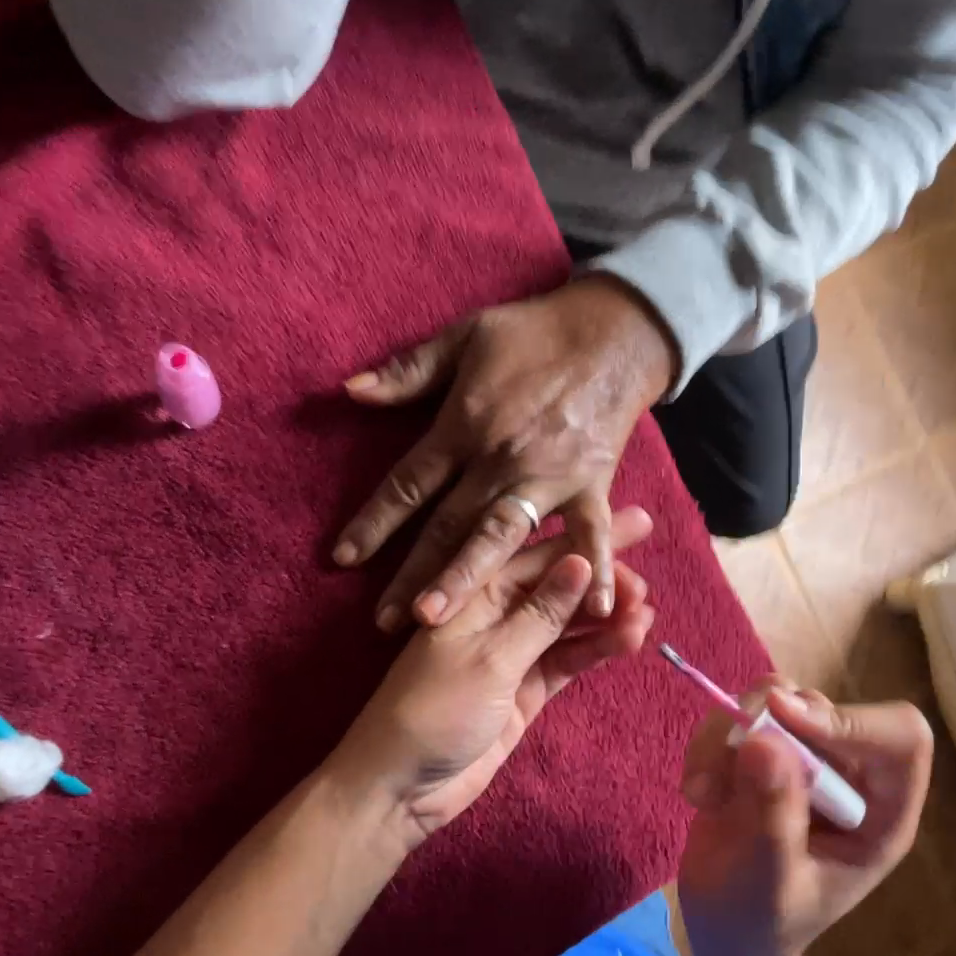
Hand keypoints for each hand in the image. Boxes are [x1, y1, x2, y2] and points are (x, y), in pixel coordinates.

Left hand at [327, 507, 658, 842]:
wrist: (401, 787)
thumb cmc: (433, 710)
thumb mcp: (490, 658)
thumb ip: (540, 614)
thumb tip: (581, 561)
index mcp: (476, 593)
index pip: (540, 555)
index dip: (588, 540)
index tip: (638, 525)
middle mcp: (497, 615)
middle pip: (559, 587)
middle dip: (604, 578)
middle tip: (650, 579)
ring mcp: (514, 653)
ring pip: (569, 624)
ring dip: (606, 617)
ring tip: (648, 610)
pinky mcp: (526, 690)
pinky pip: (567, 661)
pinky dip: (596, 650)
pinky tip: (629, 639)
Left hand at [332, 275, 678, 631]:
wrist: (613, 332)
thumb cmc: (533, 334)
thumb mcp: (464, 336)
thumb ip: (409, 370)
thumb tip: (350, 391)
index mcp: (464, 426)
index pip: (408, 483)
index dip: (373, 522)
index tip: (342, 558)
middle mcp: (499, 459)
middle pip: (446, 525)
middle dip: (412, 573)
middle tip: (383, 622)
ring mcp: (547, 477)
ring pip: (499, 538)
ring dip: (467, 581)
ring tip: (436, 623)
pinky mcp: (591, 485)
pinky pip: (590, 534)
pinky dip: (594, 571)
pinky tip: (594, 613)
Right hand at [677, 682, 932, 955]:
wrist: (724, 931)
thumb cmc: (761, 921)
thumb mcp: (769, 879)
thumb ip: (773, 812)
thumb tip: (766, 740)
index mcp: (880, 812)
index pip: (899, 737)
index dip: (849, 722)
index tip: (783, 721)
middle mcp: (847, 775)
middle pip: (818, 706)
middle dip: (759, 727)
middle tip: (715, 773)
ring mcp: (801, 758)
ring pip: (769, 700)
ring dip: (723, 737)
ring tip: (701, 794)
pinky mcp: (759, 750)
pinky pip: (734, 715)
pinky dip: (707, 744)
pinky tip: (698, 792)